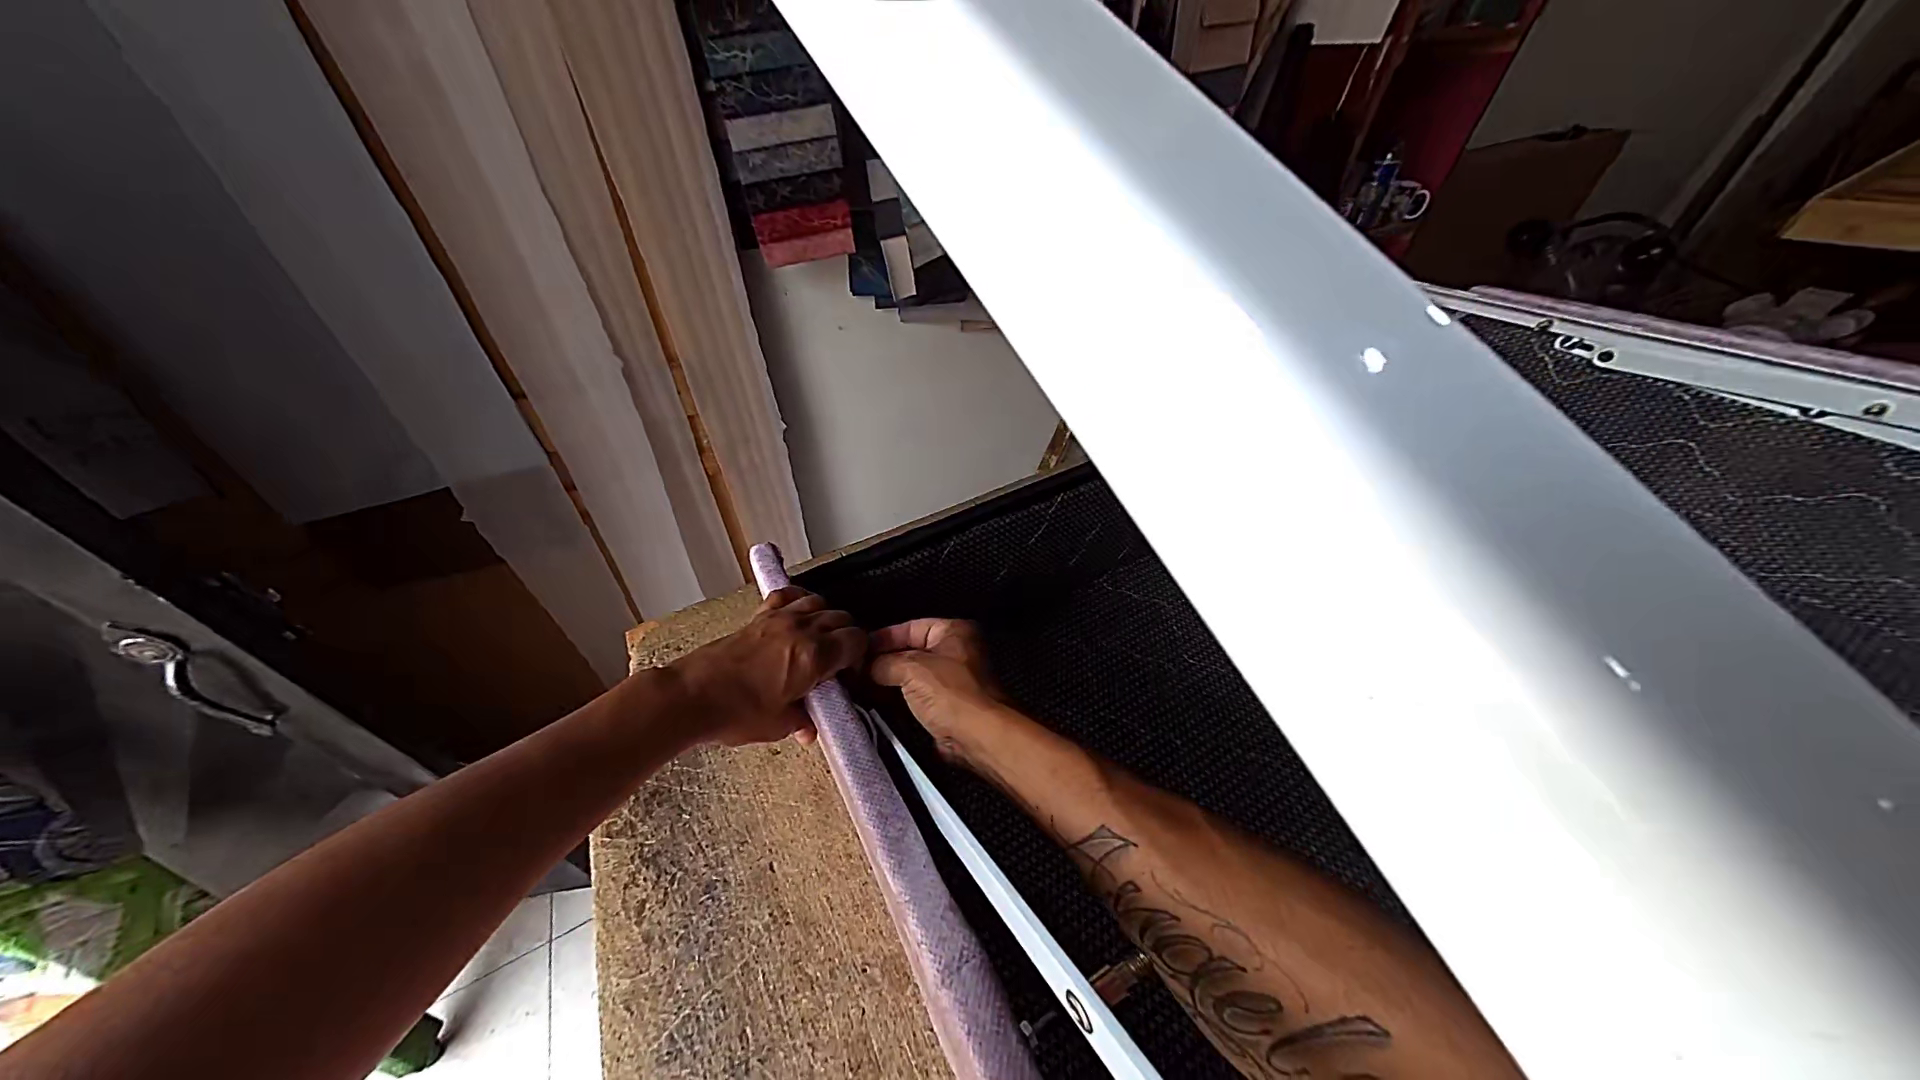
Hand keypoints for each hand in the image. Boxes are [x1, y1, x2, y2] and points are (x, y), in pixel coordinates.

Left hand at [670, 587, 865, 746]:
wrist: (691, 698)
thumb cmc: (732, 709)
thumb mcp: (780, 724)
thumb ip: (803, 720)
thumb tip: (809, 723)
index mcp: (814, 655)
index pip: (856, 640)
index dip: (860, 656)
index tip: (852, 671)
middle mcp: (800, 630)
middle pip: (842, 618)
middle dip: (847, 637)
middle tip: (840, 660)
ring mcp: (778, 620)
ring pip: (819, 602)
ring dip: (827, 617)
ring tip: (822, 638)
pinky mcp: (758, 618)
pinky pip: (788, 596)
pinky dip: (799, 599)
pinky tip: (798, 612)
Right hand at [868, 619, 1011, 766]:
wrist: (978, 736)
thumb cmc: (956, 696)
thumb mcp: (911, 669)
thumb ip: (884, 663)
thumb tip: (868, 667)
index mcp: (954, 632)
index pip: (910, 627)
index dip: (884, 637)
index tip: (861, 647)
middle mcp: (956, 652)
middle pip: (910, 652)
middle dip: (884, 661)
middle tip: (857, 669)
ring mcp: (952, 680)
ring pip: (912, 676)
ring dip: (889, 682)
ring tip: (862, 686)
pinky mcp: (947, 706)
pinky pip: (916, 697)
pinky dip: (898, 700)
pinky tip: (878, 703)